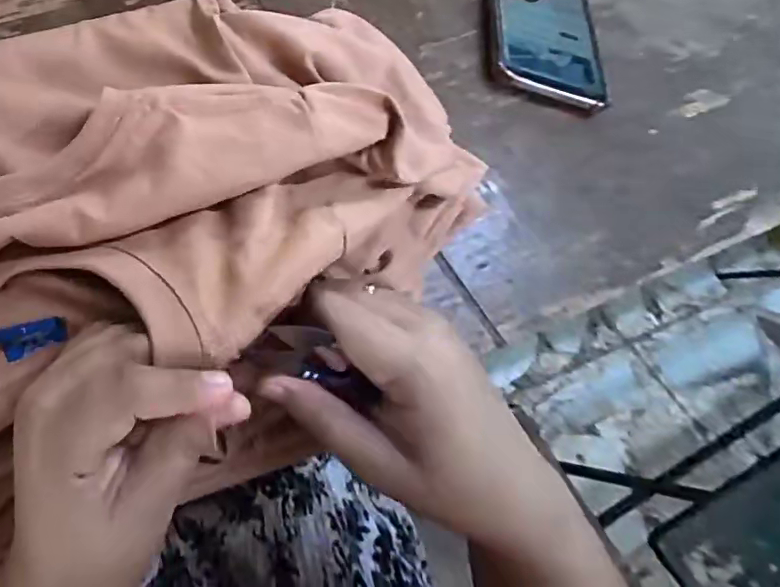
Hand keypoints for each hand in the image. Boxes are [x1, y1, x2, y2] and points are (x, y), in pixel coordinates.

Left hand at [0, 326, 252, 586]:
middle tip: (216, 389)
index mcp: (59, 435)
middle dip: (172, 364)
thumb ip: (183, 444)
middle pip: (118, 352)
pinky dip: (130, 350)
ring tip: (188, 386)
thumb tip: (233, 398)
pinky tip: (154, 377)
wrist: (51, 570)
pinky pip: (97, 342)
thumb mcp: (146, 510)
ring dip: (153, 353)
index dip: (180, 382)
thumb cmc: (99, 551)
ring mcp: (43, 380)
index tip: (229, 388)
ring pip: (111, 337)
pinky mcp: (50, 377)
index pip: (124, 386)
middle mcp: (44, 393)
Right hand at [257, 282, 620, 585]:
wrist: (519, 491)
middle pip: (340, 290)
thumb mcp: (376, 463)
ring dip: (328, 312)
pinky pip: (378, 298)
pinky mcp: (434, 319)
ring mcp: (431, 315)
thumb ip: (319, 414)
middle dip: (304, 311)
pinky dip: (352, 314)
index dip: (289, 311)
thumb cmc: (446, 484)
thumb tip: (260, 379)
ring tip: (316, 356)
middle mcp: (421, 321)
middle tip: (282, 350)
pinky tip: (349, 354)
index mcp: (408, 357)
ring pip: (357, 290)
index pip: (330, 303)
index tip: (261, 334)